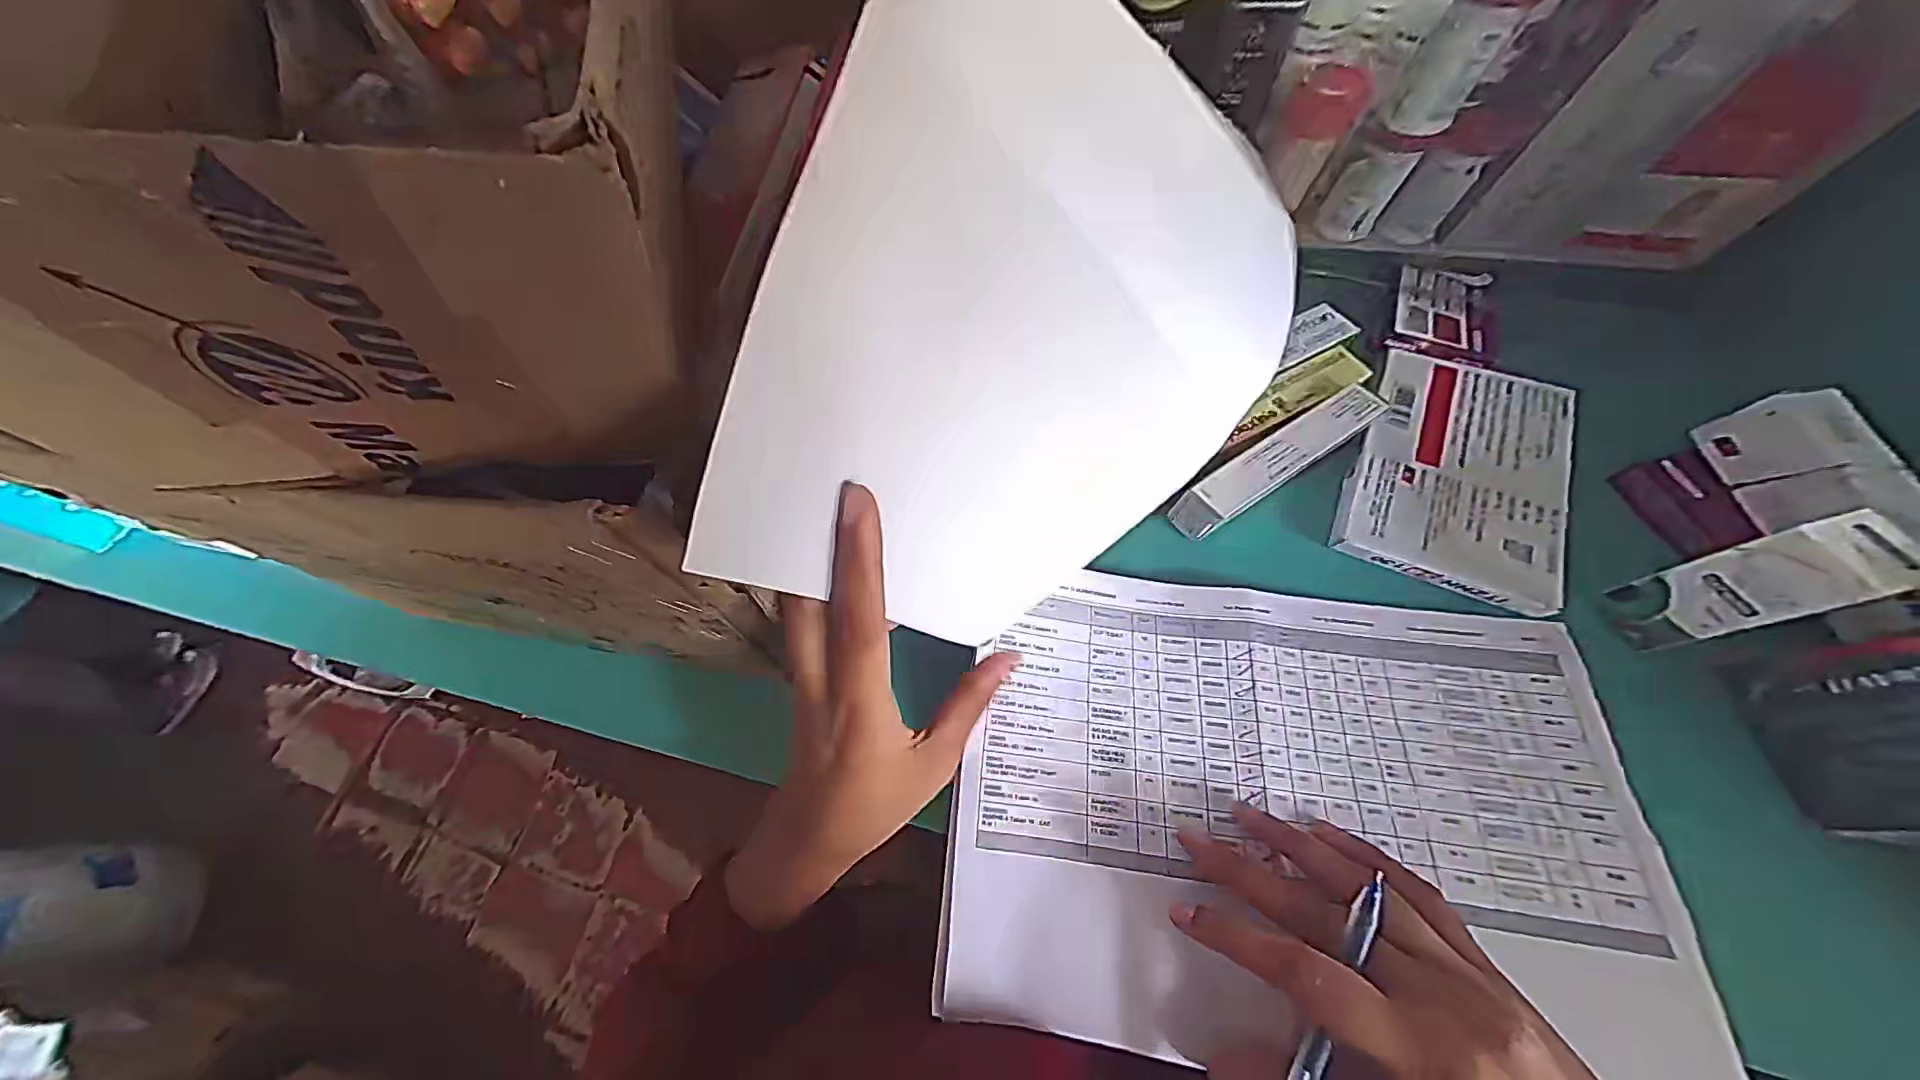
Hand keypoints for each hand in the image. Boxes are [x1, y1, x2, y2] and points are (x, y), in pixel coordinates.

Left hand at [725, 483, 1018, 929]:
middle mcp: (823, 680)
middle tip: (838, 490)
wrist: (805, 840)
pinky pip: (802, 622)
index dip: (860, 560)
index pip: (861, 620)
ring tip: (832, 515)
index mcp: (861, 703)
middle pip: (813, 600)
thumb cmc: (873, 806)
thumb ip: (969, 705)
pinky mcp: (799, 676)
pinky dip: (814, 587)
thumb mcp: (934, 764)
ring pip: (797, 607)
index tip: (858, 508)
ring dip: (811, 558)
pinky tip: (835, 569)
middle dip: (823, 542)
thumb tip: (1008, 658)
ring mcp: (802, 676)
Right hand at [1172, 805, 1598, 1079]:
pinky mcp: (1485, 966)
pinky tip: (1330, 834)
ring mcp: (1469, 974)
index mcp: (1422, 1049)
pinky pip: (1420, 895)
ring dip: (1300, 845)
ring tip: (1253, 818)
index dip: (1236, 938)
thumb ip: (1305, 1079)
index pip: (1305, 973)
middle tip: (1202, 843)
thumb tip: (1227, 1061)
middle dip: (1250, 872)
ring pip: (1369, 886)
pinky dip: (1368, 857)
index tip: (1188, 912)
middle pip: (1325, 913)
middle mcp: (1445, 998)